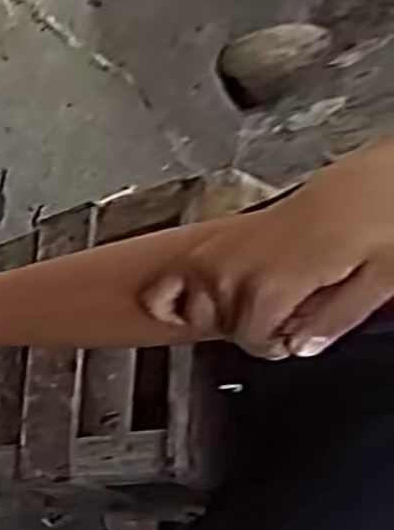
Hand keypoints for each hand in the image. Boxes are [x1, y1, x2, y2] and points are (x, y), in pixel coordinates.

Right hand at [138, 140, 393, 358]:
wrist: (367, 182)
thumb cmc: (381, 219)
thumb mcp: (386, 275)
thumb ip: (339, 318)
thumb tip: (303, 347)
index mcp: (271, 287)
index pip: (255, 338)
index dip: (278, 345)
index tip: (292, 343)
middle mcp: (229, 277)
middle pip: (224, 327)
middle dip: (253, 329)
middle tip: (282, 322)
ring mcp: (207, 264)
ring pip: (194, 315)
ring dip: (217, 318)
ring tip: (247, 311)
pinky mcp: (196, 254)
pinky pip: (158, 293)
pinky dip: (164, 306)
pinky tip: (186, 308)